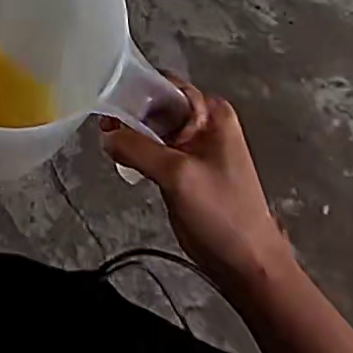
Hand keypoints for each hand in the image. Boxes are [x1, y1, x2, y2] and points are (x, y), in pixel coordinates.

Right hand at [102, 78, 291, 283]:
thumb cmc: (222, 214)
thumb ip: (136, 148)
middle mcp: (202, 123)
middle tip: (106, 126)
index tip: (108, 102)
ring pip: (150, 127)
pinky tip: (123, 159)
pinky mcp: (181, 167)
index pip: (164, 86)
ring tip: (112, 143)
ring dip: (130, 134)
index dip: (135, 91)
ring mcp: (191, 146)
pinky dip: (135, 151)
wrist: (247, 267)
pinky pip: (151, 147)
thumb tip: (105, 135)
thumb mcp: (177, 174)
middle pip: (155, 104)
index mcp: (211, 113)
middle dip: (129, 114)